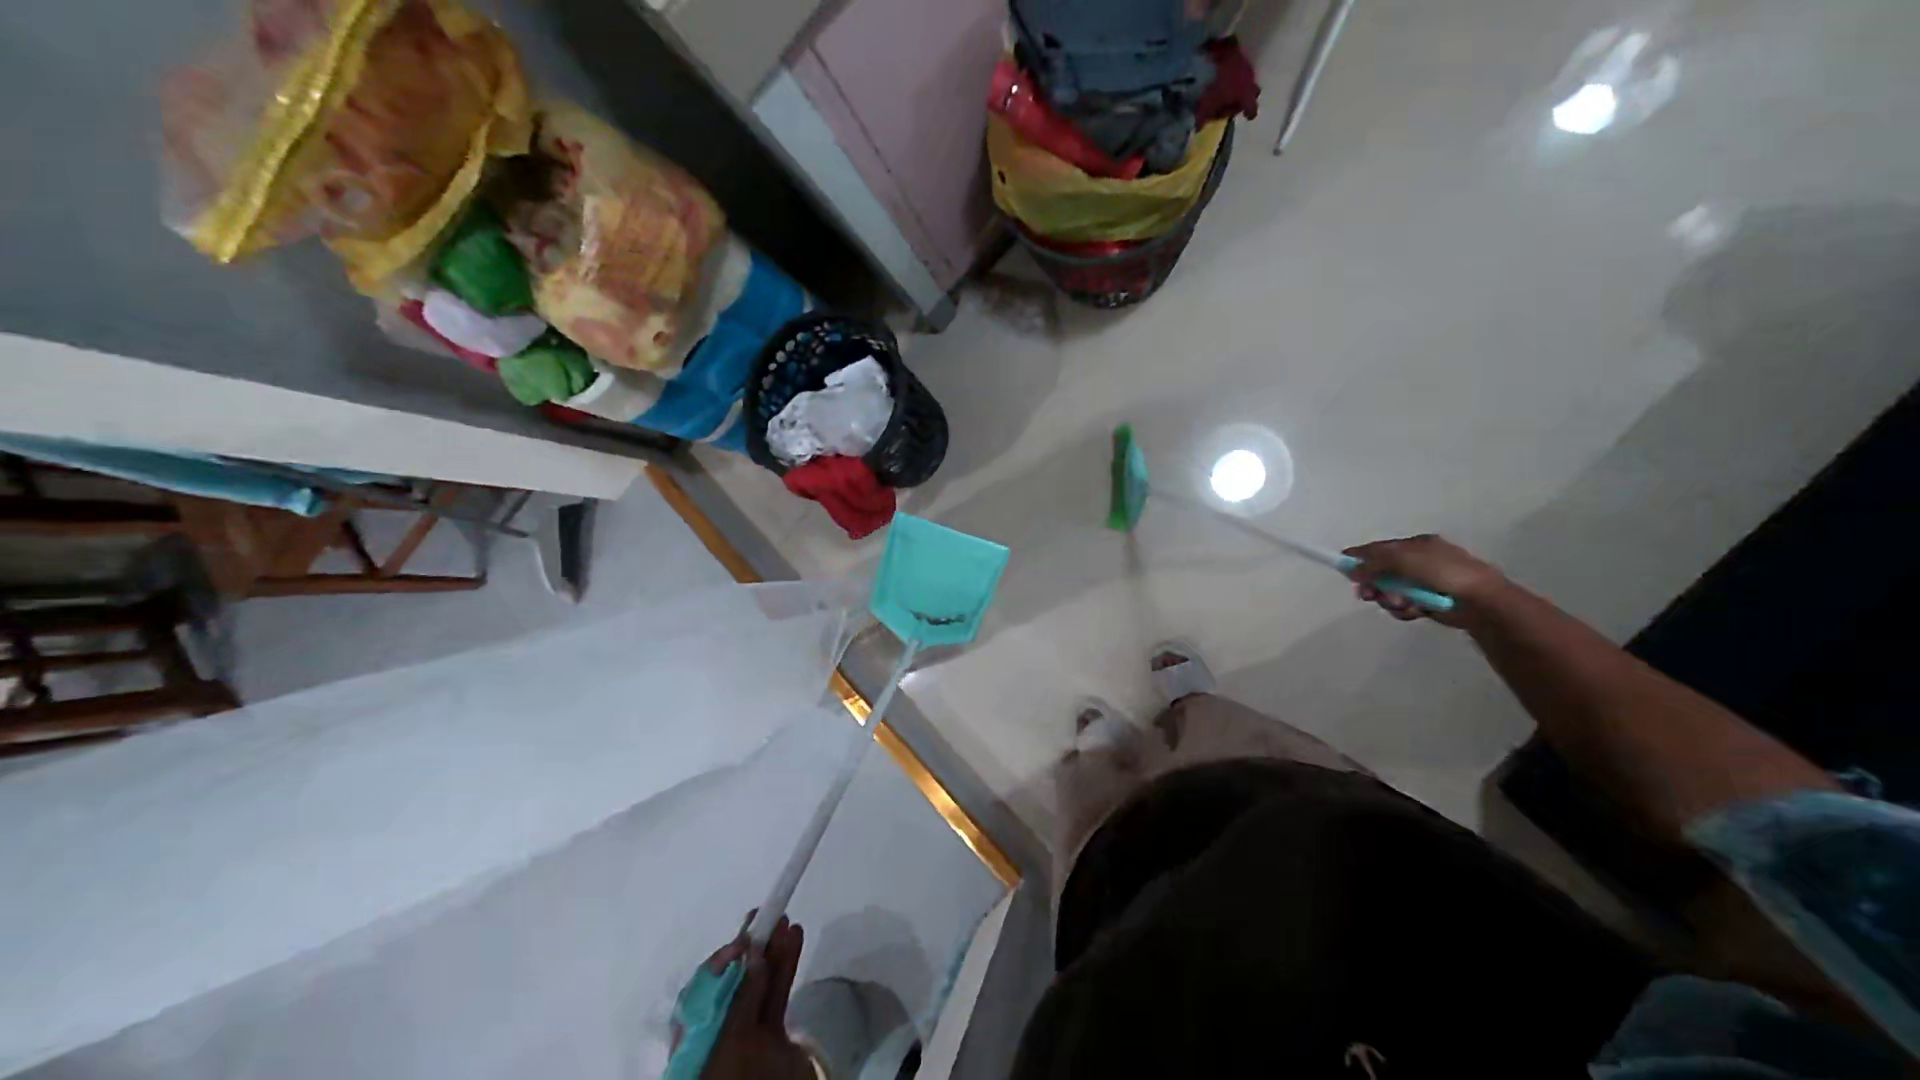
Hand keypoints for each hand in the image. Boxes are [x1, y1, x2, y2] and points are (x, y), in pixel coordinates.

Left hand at [684, 915, 810, 1079]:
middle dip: (750, 949)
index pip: (703, 992)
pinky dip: (786, 968)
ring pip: (758, 986)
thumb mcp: (733, 1046)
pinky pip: (776, 997)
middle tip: (765, 915)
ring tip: (786, 922)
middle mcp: (715, 1037)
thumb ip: (742, 1001)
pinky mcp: (771, 1040)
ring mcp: (745, 1039)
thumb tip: (752, 952)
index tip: (743, 938)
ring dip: (774, 952)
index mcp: (693, 1044)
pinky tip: (795, 940)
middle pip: (733, 984)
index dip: (722, 962)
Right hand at [1342, 534, 1508, 626]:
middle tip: (1367, 595)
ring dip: (1389, 599)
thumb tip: (1351, 566)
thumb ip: (1375, 561)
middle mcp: (1420, 562)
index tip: (1343, 566)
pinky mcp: (1428, 602)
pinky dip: (1403, 609)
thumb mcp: (1406, 560)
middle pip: (1381, 572)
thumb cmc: (1444, 573)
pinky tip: (1412, 611)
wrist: (1483, 602)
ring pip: (1390, 591)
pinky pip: (1403, 605)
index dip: (1360, 557)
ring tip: (1401, 604)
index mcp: (1417, 546)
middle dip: (1373, 584)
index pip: (1380, 549)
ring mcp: (1425, 583)